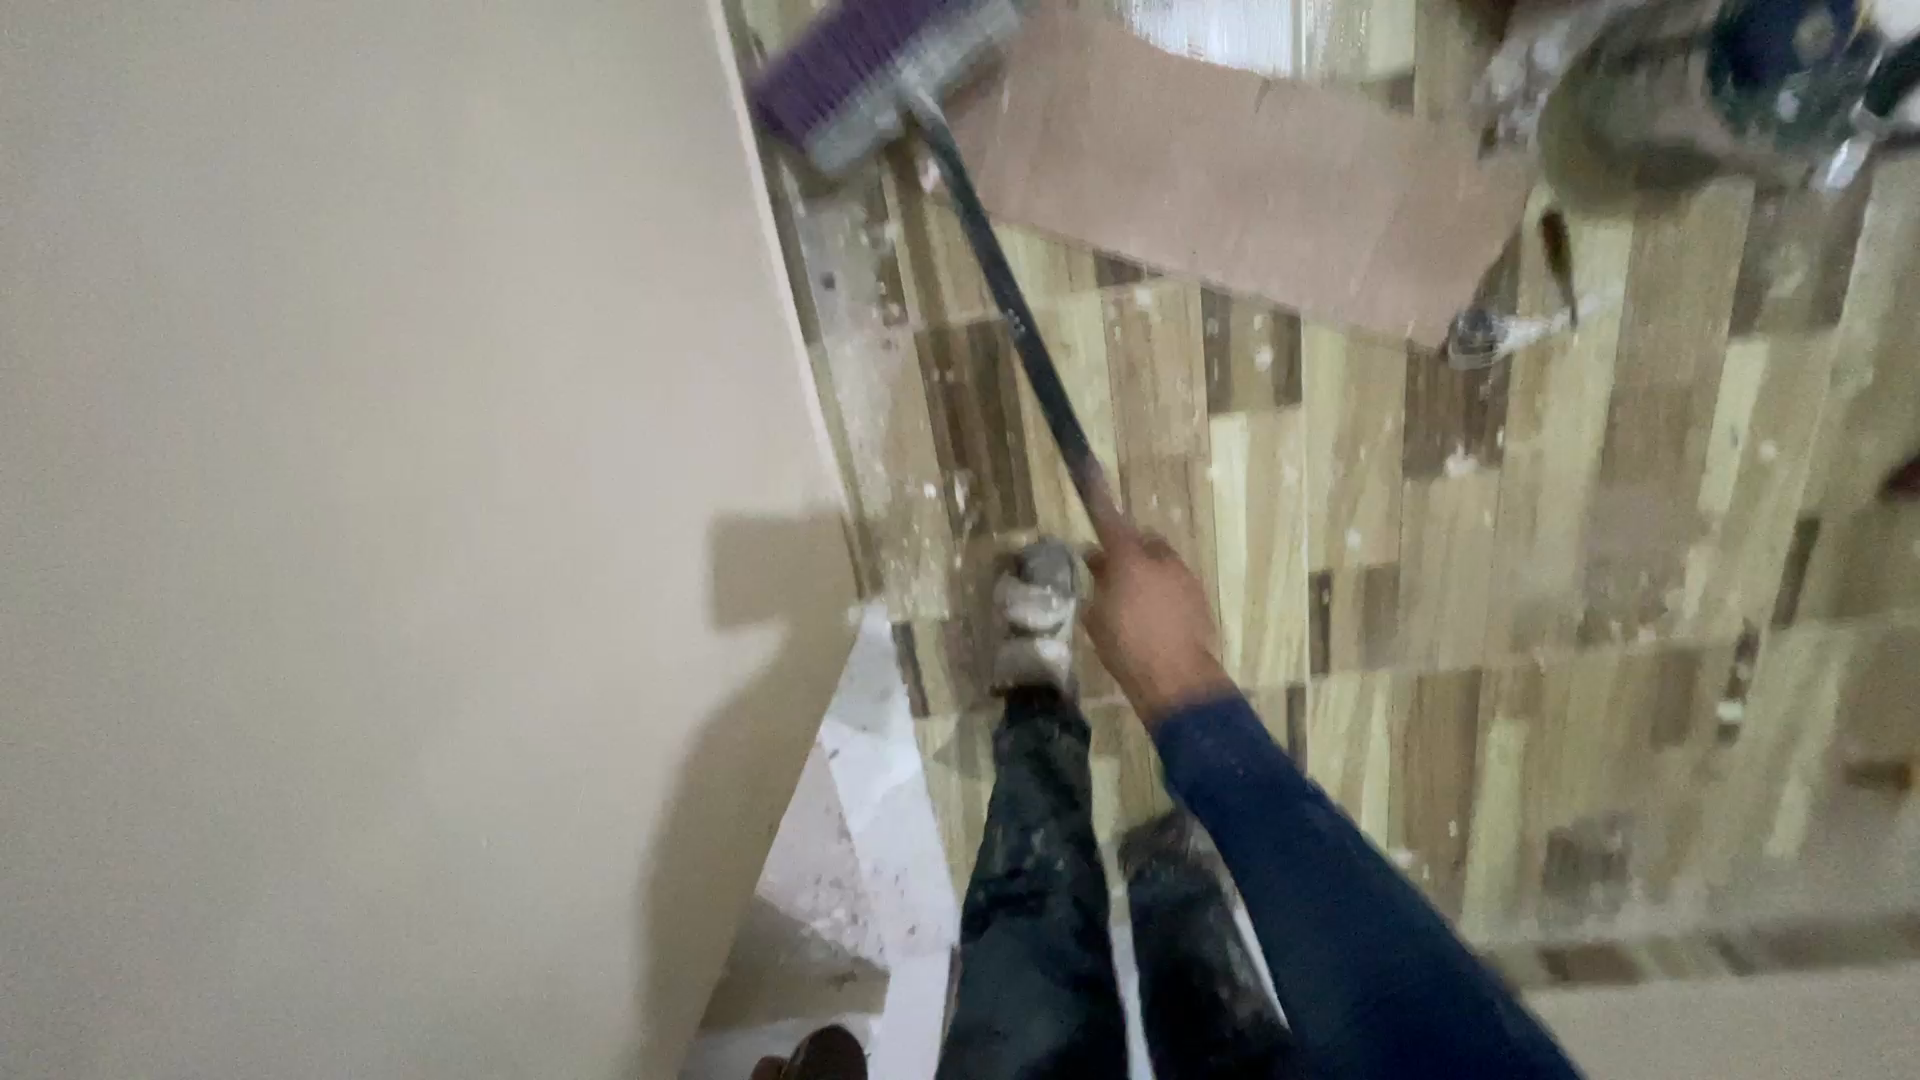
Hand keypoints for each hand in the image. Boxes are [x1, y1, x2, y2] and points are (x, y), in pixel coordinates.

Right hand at [1083, 519, 1235, 725]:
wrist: (1175, 678)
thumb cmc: (1125, 646)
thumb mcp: (1095, 616)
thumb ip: (1097, 582)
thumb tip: (1096, 559)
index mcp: (1130, 559)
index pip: (1109, 521)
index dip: (1099, 500)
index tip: (1091, 476)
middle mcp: (1161, 560)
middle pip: (1143, 541)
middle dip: (1129, 550)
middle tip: (1111, 572)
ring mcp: (1185, 577)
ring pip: (1162, 563)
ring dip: (1148, 572)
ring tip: (1132, 601)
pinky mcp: (1200, 599)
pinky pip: (1176, 584)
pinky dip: (1164, 592)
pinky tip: (1153, 617)